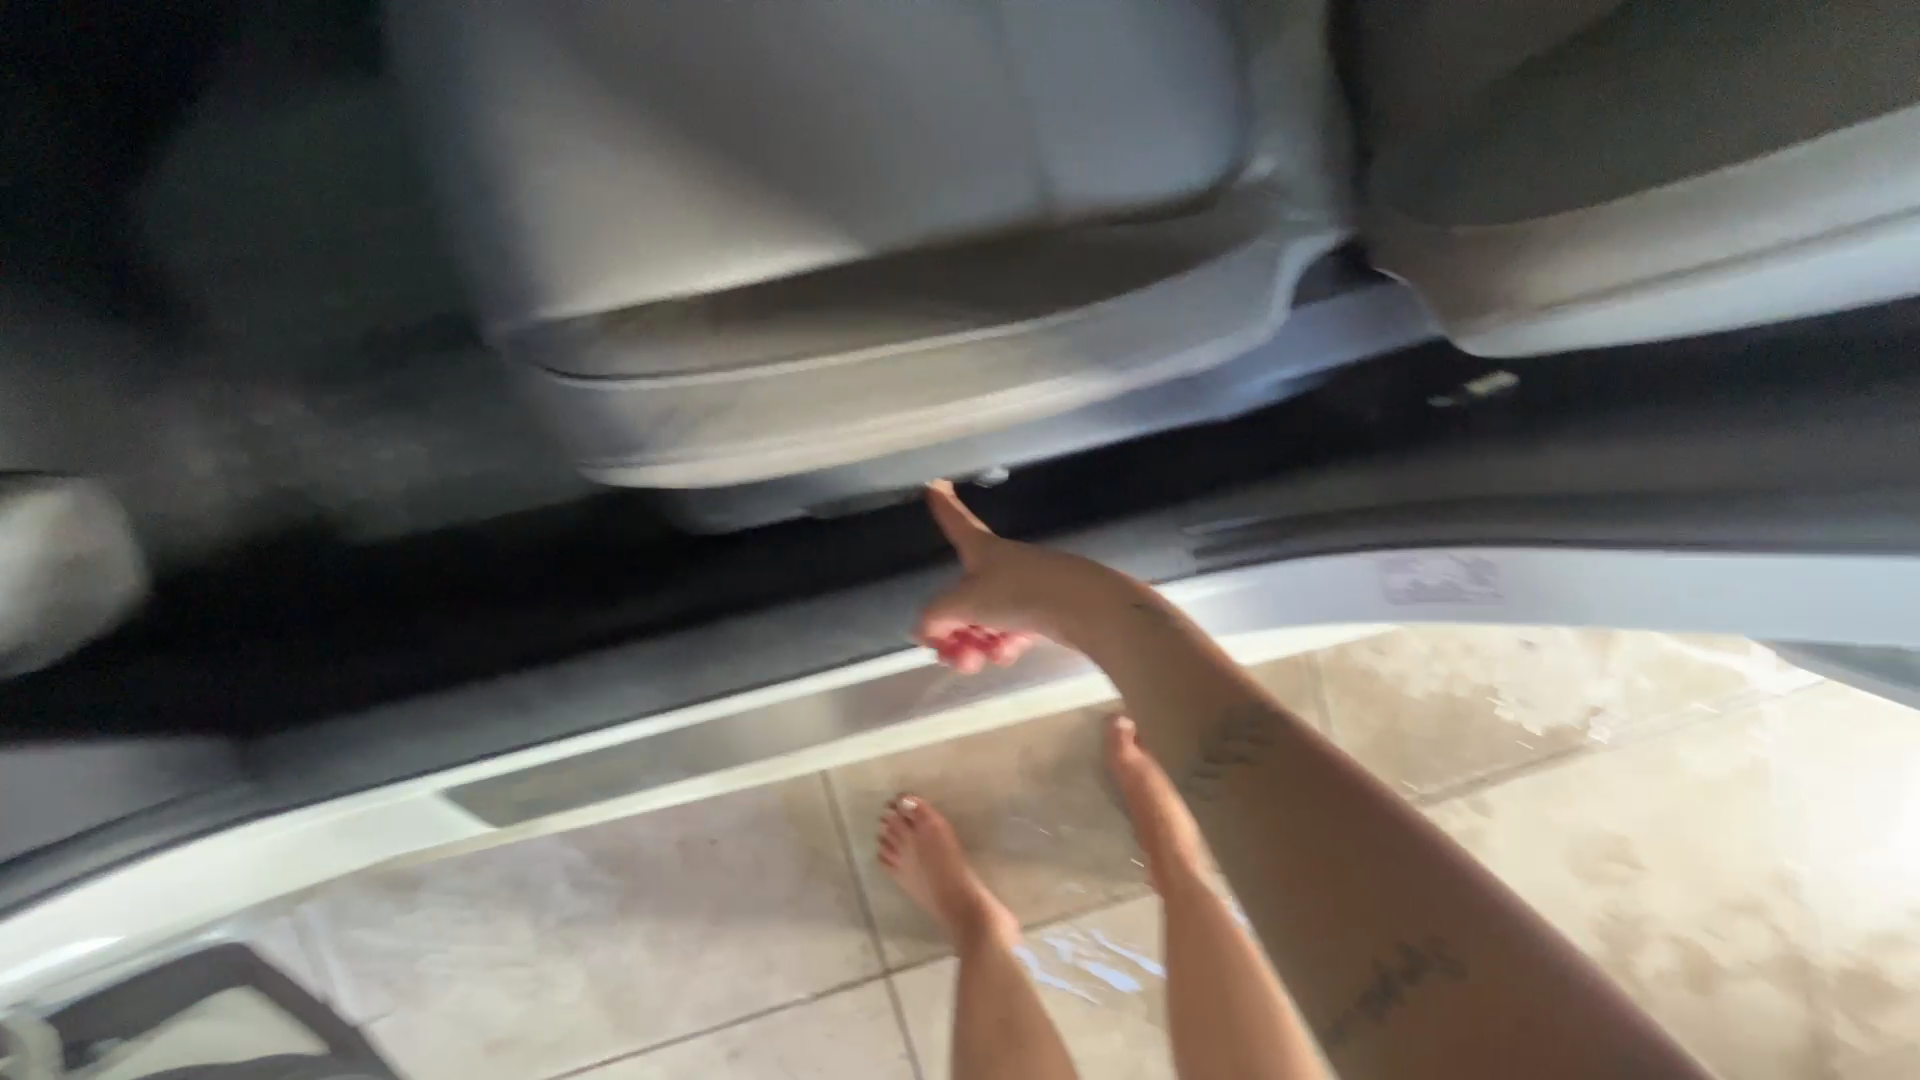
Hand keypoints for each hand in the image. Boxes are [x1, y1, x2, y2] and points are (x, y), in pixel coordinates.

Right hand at [915, 481, 1115, 672]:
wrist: (1084, 607)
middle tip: (950, 656)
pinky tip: (1009, 654)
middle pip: (961, 597)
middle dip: (950, 631)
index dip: (943, 505)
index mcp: (980, 549)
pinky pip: (1010, 632)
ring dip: (974, 645)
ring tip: (978, 662)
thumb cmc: (1019, 592)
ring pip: (984, 621)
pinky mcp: (1042, 612)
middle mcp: (998, 565)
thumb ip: (934, 617)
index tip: (935, 484)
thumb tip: (926, 631)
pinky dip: (1004, 645)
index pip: (955, 520)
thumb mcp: (962, 603)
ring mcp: (1022, 589)